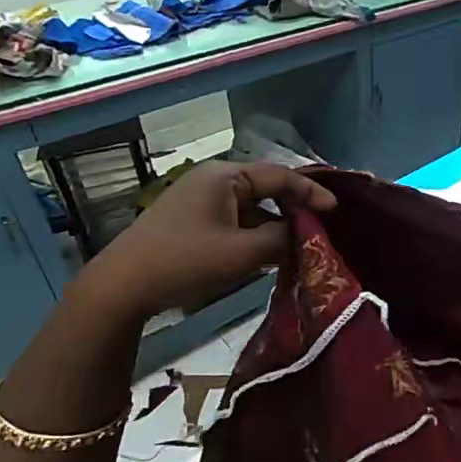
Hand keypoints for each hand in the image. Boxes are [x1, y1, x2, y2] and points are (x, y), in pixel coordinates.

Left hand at [74, 161, 335, 322]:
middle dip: (294, 208)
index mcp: (225, 176)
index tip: (337, 211)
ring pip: (249, 208)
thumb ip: (280, 240)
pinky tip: (268, 254)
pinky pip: (233, 221)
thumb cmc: (185, 261)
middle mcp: (213, 180)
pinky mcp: (190, 222)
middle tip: (322, 227)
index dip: (311, 192)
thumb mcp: (241, 253)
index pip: (279, 176)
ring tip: (301, 245)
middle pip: (265, 188)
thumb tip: (303, 237)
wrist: (123, 285)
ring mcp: (198, 201)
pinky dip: (253, 234)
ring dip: (274, 224)